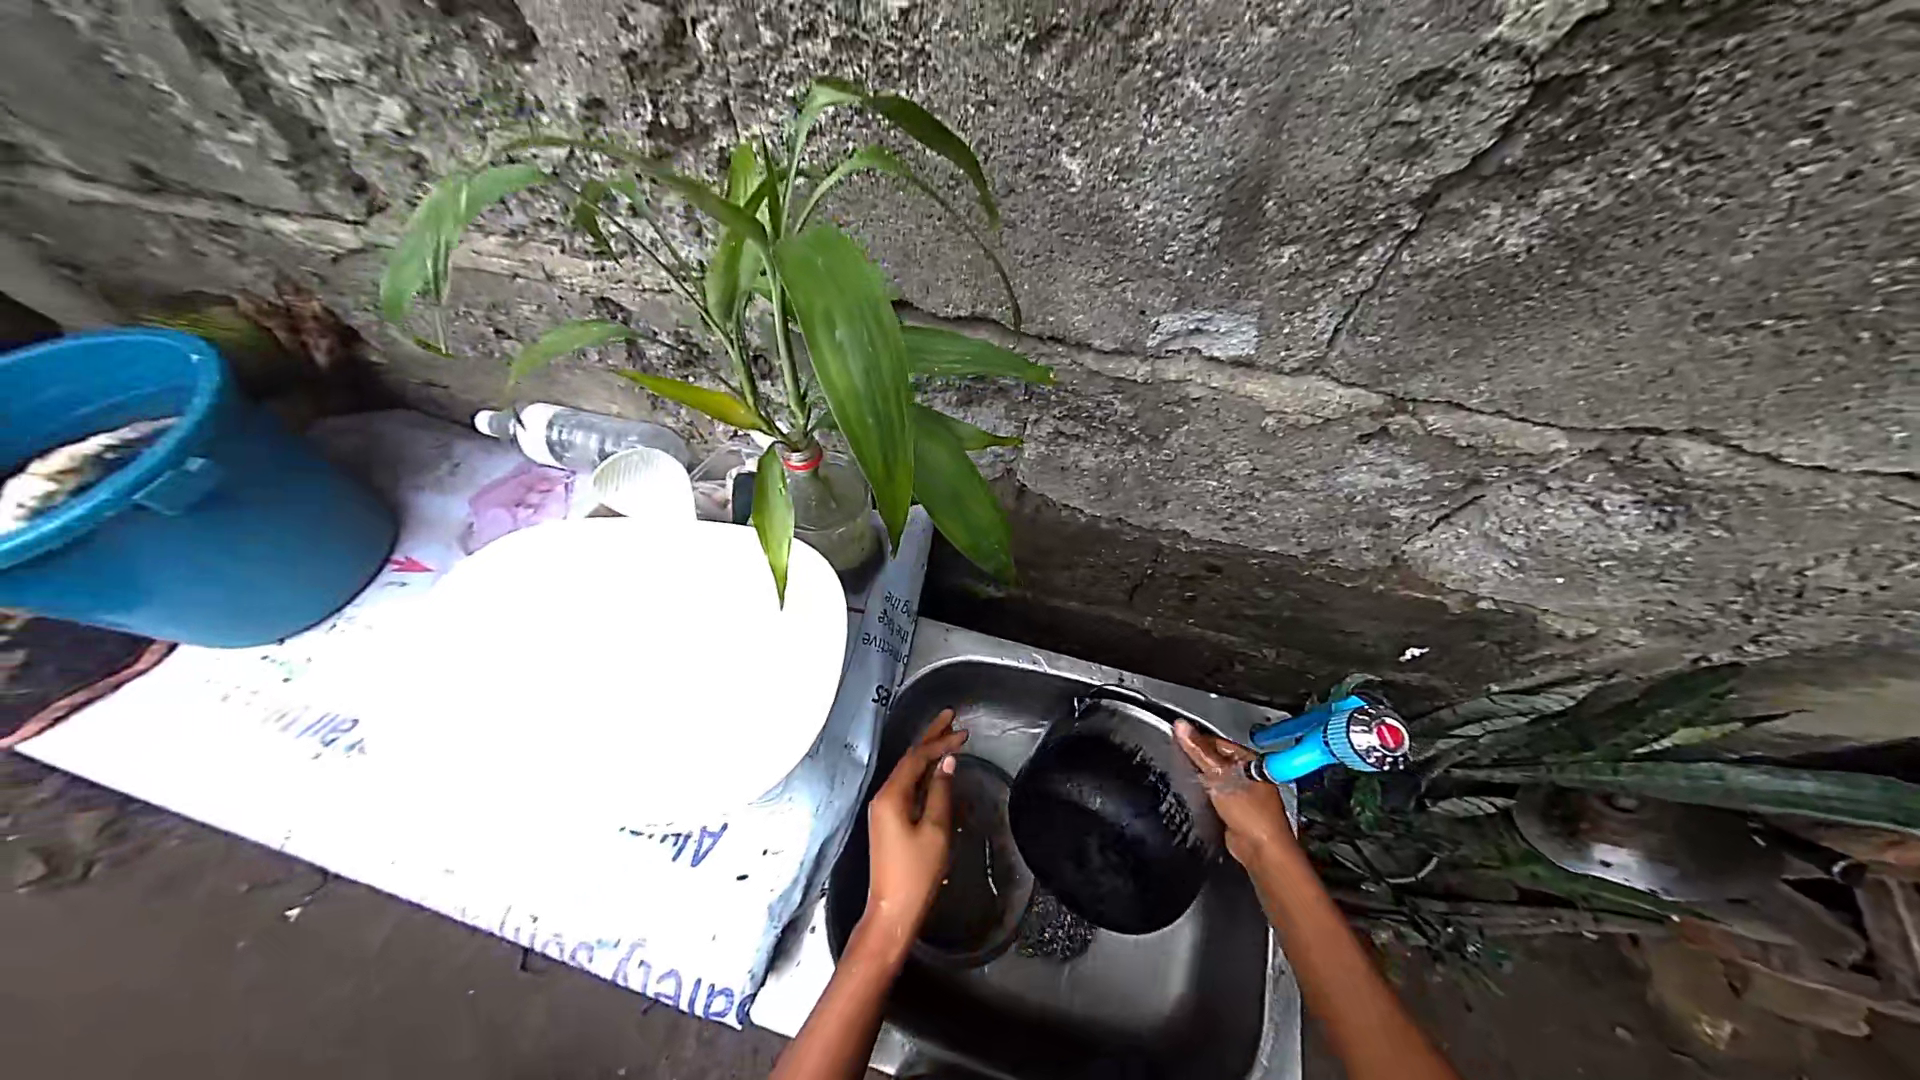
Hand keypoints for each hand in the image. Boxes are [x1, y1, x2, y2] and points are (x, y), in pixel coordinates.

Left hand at [864, 710, 968, 940]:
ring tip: (948, 735)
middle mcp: (883, 797)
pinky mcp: (890, 820)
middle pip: (910, 759)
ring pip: (909, 771)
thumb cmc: (916, 874)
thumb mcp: (936, 831)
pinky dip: (925, 773)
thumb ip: (941, 793)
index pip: (918, 757)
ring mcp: (885, 809)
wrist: (893, 911)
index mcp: (891, 795)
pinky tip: (939, 769)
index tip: (964, 732)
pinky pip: (909, 786)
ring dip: (929, 753)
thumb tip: (948, 763)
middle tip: (951, 716)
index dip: (941, 742)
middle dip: (931, 737)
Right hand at [1174, 719, 1293, 866]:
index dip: (1196, 741)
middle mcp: (1246, 774)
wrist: (1260, 850)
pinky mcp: (1233, 807)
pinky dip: (1202, 791)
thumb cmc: (1250, 812)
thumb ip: (1199, 751)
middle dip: (1197, 760)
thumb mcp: (1220, 776)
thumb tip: (1181, 725)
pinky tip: (1191, 792)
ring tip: (1181, 773)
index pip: (1216, 742)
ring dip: (1199, 777)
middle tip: (1177, 758)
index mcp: (1249, 760)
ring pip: (1212, 776)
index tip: (1177, 740)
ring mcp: (1240, 791)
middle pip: (1214, 759)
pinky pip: (1213, 792)